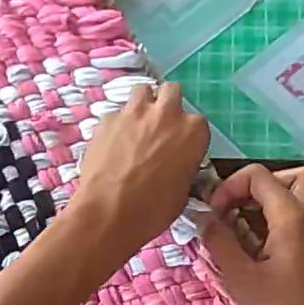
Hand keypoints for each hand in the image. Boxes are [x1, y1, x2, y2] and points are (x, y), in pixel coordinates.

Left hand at [69, 82, 208, 266]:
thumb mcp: (182, 192)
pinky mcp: (106, 119)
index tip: (180, 149)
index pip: (197, 123)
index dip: (187, 135)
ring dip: (142, 106)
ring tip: (136, 128)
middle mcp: (166, 113)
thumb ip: (182, 167)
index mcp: (193, 132)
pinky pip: (115, 115)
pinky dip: (116, 126)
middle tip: (160, 127)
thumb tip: (175, 166)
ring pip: (142, 92)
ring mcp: (133, 112)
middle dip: (167, 105)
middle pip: (172, 92)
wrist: (109, 212)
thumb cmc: (153, 210)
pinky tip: (111, 145)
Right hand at [199, 165, 303, 304]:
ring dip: (268, 199)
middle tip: (234, 209)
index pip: (258, 175)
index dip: (229, 187)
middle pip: (287, 176)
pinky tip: (257, 242)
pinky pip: (297, 214)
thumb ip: (219, 242)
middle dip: (253, 186)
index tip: (215, 215)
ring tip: (245, 222)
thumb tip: (201, 215)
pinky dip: (275, 216)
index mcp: (289, 216)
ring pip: (297, 193)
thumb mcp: (242, 278)